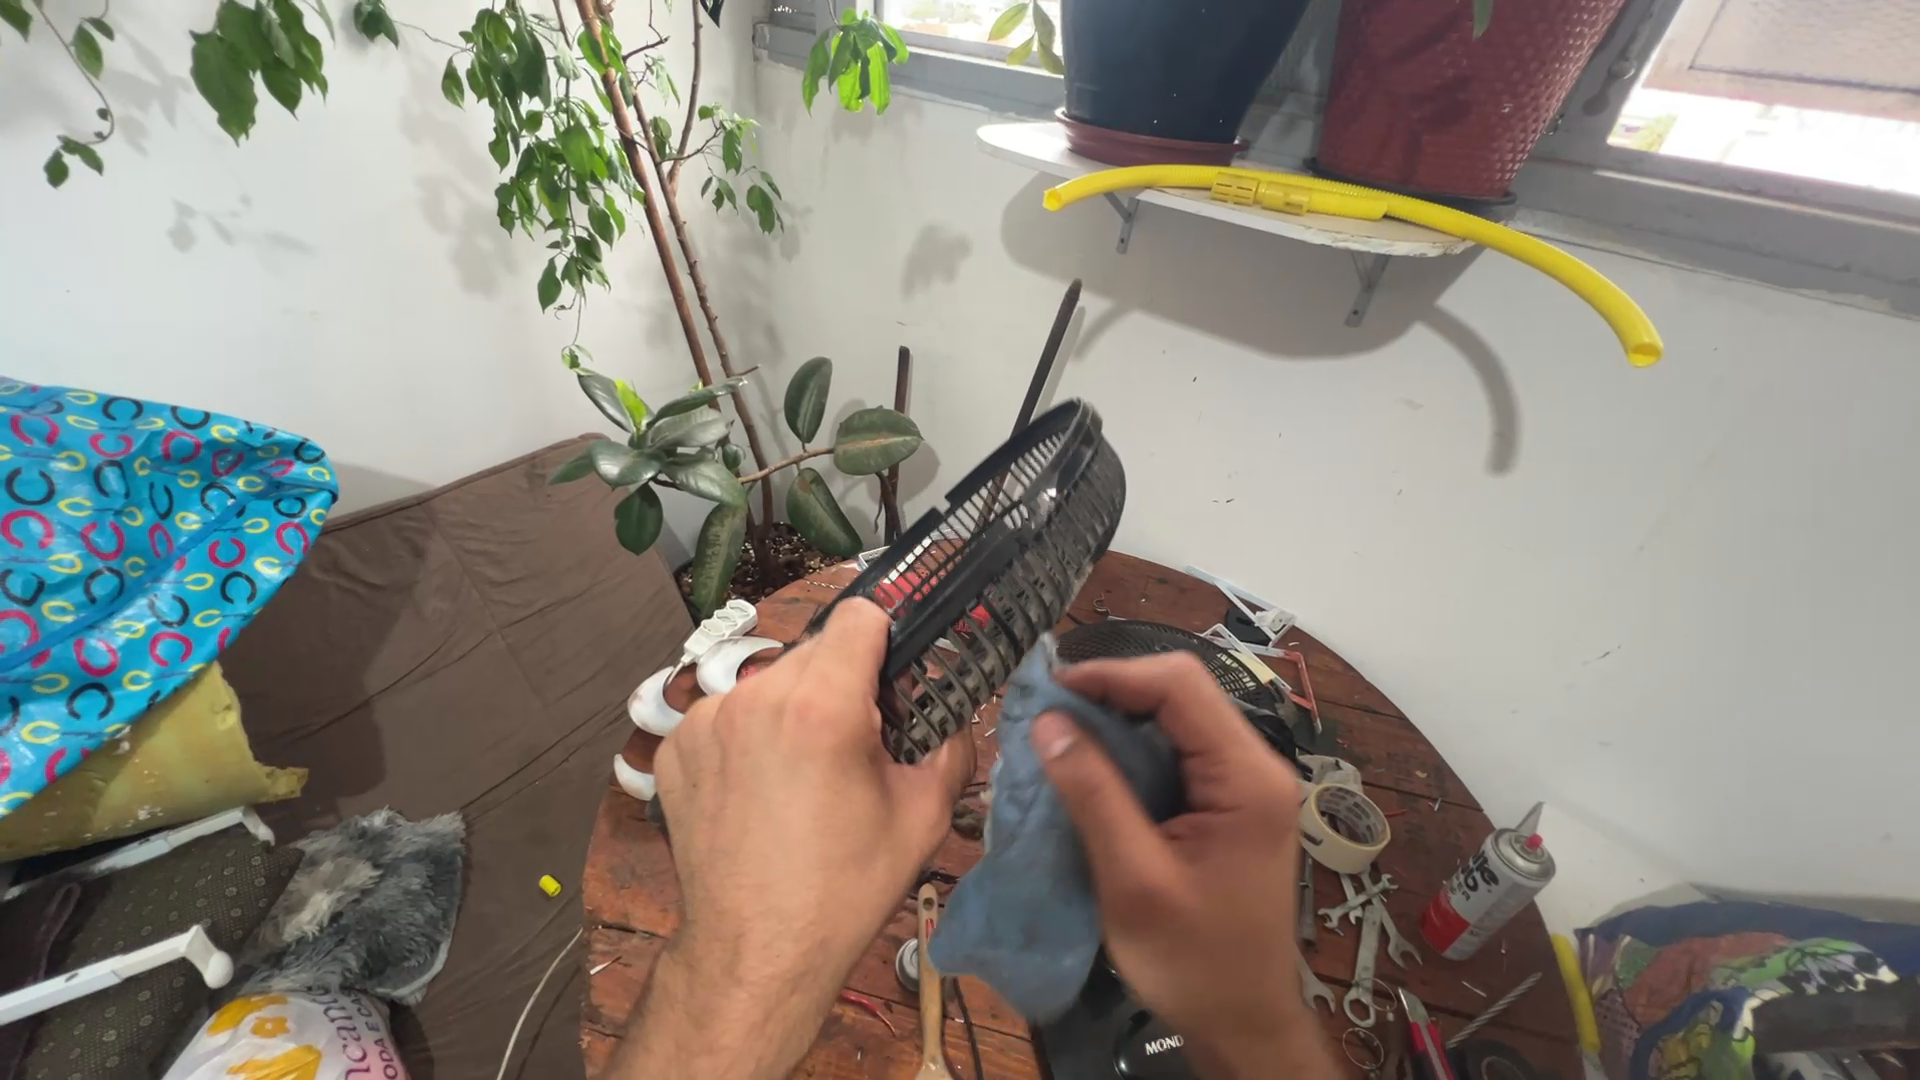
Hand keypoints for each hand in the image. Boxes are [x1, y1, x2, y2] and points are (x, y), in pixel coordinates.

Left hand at [613, 599, 973, 1079]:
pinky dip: (748, 733)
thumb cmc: (846, 886)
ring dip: (793, 704)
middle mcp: (757, 698)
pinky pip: (726, 713)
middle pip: (814, 649)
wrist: (755, 955)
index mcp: (824, 706)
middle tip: (851, 738)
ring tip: (801, 767)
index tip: (888, 674)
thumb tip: (955, 716)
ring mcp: (705, 721)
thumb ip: (951, 746)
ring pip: (769, 680)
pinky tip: (757, 785)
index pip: (858, 615)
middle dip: (840, 680)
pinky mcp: (674, 748)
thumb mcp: (923, 816)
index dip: (883, 637)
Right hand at [1032, 653, 1334, 1079]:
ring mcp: (1244, 780)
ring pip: (1175, 714)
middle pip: (1180, 691)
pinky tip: (1094, 758)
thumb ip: (1093, 794)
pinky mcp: (1227, 798)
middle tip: (1052, 711)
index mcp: (1247, 777)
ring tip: (1062, 728)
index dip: (1113, 675)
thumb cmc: (1194, 962)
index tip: (1053, 692)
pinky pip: (1175, 746)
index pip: (1179, 686)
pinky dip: (1129, 743)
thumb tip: (1048, 722)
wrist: (1243, 1023)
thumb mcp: (1133, 881)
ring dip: (1117, 714)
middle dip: (1112, 690)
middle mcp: (1255, 765)